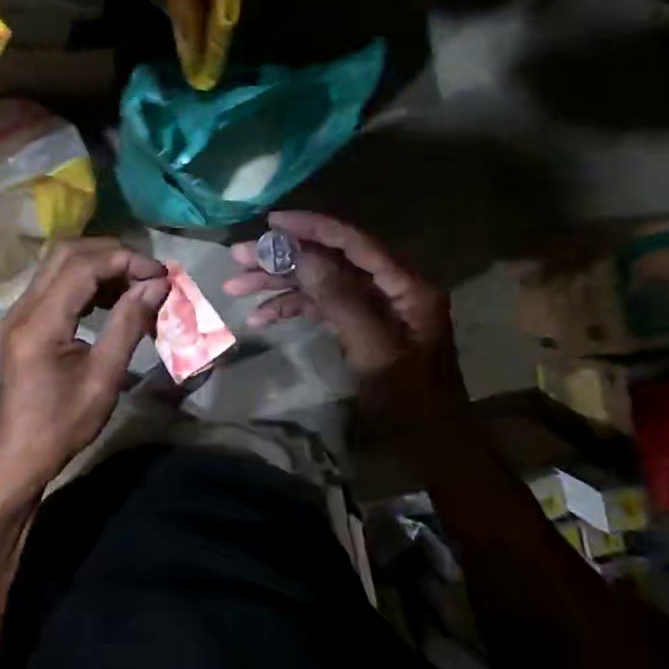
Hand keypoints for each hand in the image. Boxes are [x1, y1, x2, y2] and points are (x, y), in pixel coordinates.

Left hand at [0, 238, 168, 502]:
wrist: (18, 452)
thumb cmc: (63, 422)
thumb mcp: (104, 378)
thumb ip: (128, 325)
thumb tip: (157, 285)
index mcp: (40, 323)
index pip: (82, 267)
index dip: (124, 260)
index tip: (160, 274)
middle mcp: (24, 307)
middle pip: (67, 253)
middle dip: (112, 254)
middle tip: (148, 273)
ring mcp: (20, 310)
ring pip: (61, 263)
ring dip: (100, 264)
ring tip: (136, 284)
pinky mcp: (24, 317)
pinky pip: (57, 281)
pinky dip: (88, 279)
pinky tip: (112, 298)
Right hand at [225, 211, 461, 412]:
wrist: (431, 446)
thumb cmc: (410, 401)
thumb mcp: (374, 352)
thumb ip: (340, 300)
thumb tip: (303, 257)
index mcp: (406, 285)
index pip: (355, 243)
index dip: (313, 228)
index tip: (272, 222)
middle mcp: (389, 287)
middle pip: (330, 261)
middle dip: (284, 258)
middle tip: (239, 256)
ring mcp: (373, 306)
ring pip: (320, 282)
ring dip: (280, 283)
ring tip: (236, 285)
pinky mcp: (358, 325)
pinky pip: (321, 306)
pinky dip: (292, 309)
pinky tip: (259, 318)